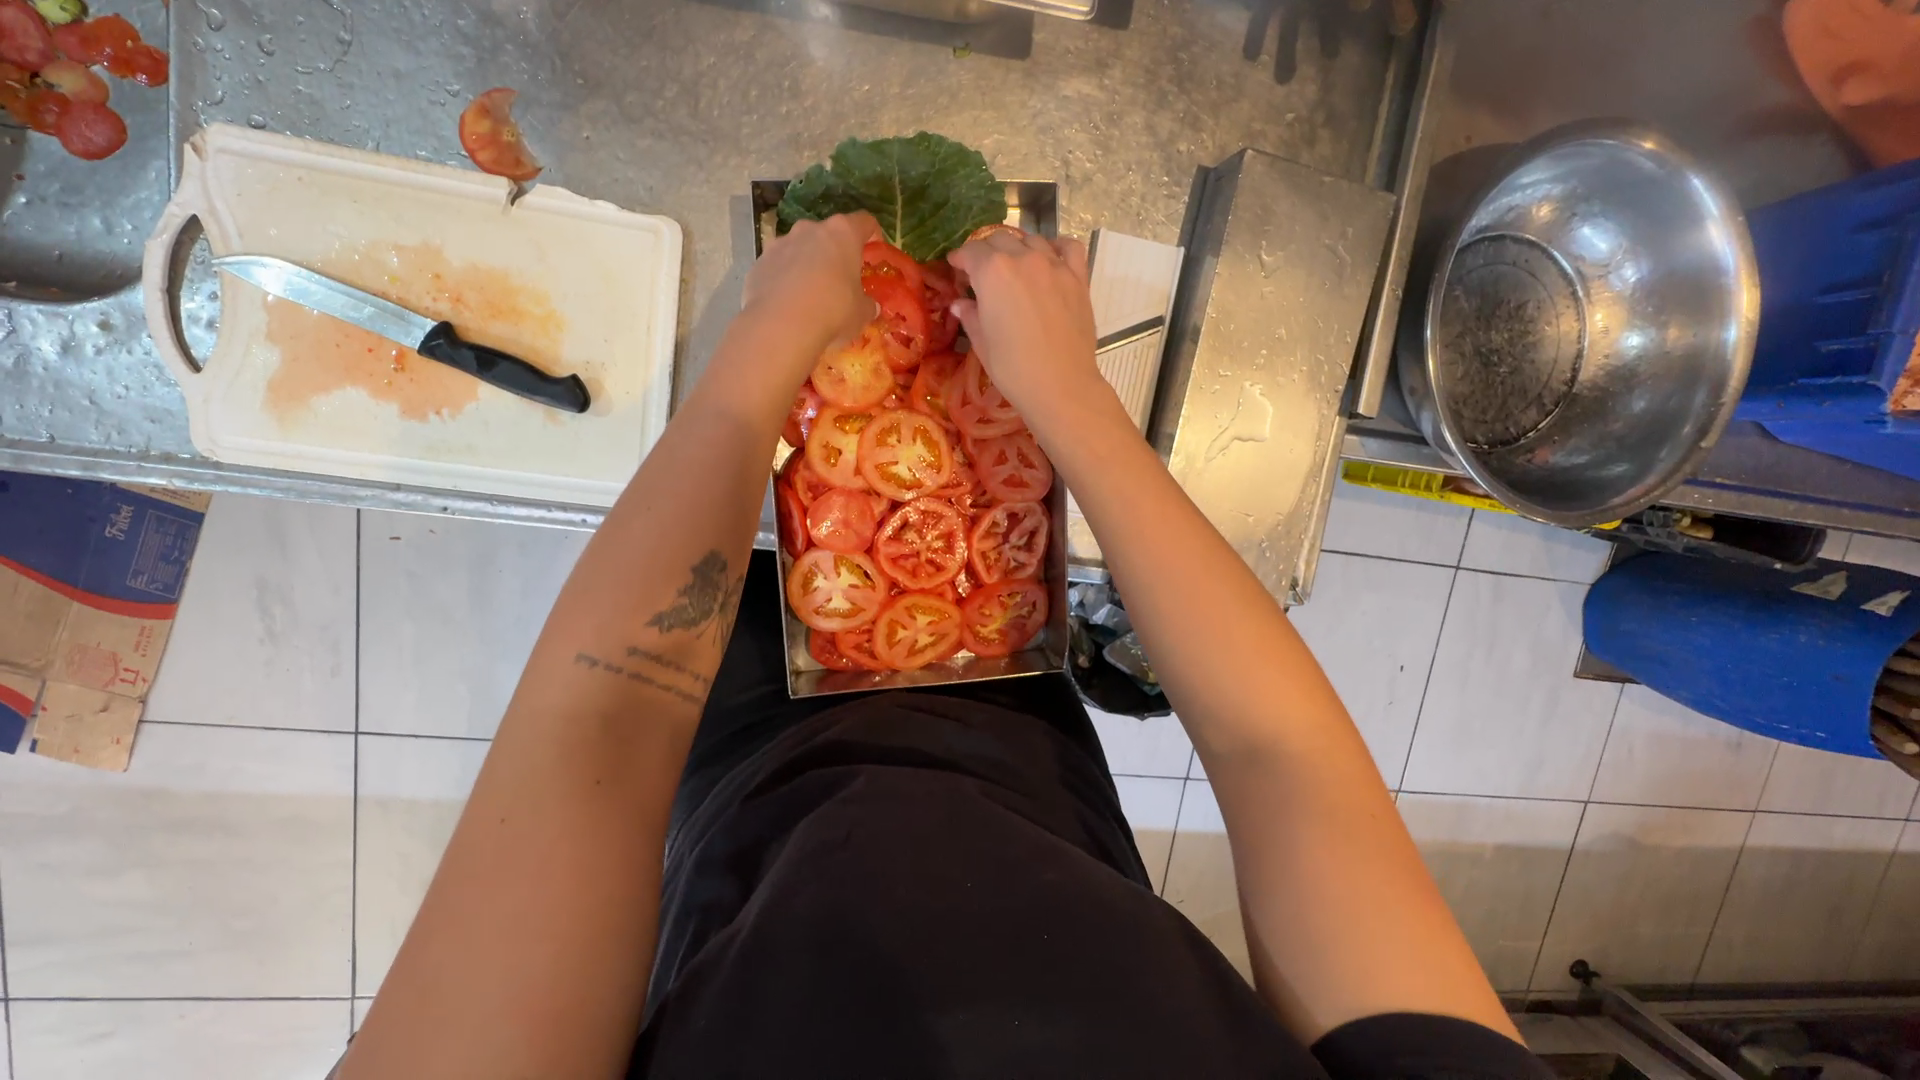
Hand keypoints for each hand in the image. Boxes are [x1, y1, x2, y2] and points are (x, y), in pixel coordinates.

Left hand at [742, 212, 881, 361]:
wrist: (780, 327)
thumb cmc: (832, 312)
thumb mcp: (860, 314)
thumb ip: (866, 305)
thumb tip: (869, 306)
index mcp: (842, 234)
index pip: (864, 222)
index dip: (872, 234)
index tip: (874, 249)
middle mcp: (810, 229)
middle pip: (828, 233)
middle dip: (835, 252)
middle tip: (841, 278)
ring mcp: (780, 243)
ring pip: (800, 248)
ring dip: (808, 263)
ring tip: (811, 293)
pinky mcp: (759, 262)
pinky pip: (778, 267)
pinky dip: (785, 279)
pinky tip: (788, 303)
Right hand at [947, 229, 1099, 413]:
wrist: (1061, 385)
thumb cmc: (1013, 368)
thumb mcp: (982, 343)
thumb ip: (970, 315)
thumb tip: (961, 303)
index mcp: (992, 272)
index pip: (971, 251)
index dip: (960, 259)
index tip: (956, 268)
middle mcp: (1023, 258)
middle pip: (1000, 239)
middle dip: (986, 251)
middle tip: (982, 272)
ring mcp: (1054, 265)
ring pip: (1031, 240)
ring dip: (1017, 248)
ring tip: (1014, 268)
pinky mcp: (1078, 277)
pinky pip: (1068, 247)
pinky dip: (1056, 247)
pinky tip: (1049, 258)